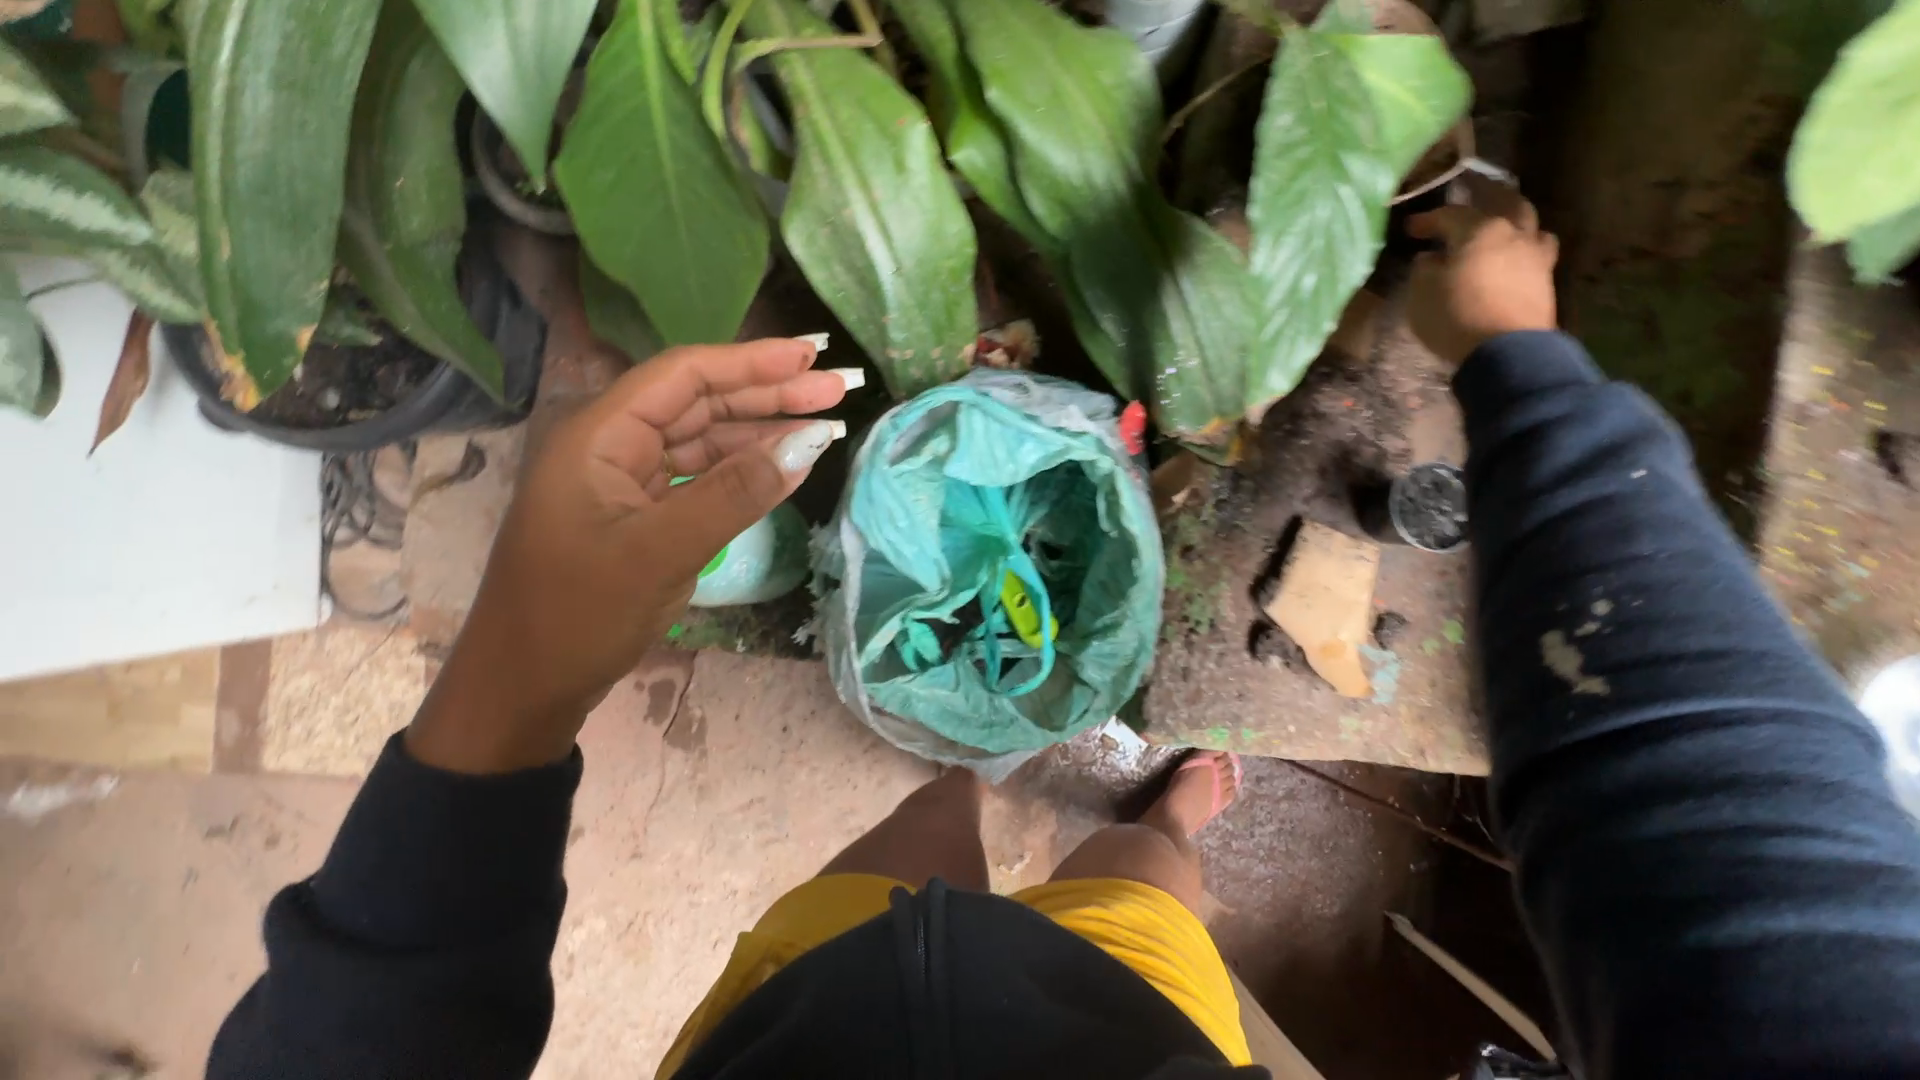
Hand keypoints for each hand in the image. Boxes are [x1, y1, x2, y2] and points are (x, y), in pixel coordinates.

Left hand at [408, 339, 855, 772]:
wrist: (524, 686)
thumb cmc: (578, 615)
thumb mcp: (660, 552)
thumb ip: (736, 493)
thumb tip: (810, 443)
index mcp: (599, 434)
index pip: (684, 375)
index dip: (751, 362)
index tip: (810, 357)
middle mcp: (611, 444)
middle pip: (699, 402)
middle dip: (767, 393)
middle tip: (834, 388)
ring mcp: (625, 480)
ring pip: (703, 439)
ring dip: (760, 430)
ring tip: (822, 422)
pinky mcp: (638, 513)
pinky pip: (698, 477)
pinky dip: (740, 470)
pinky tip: (780, 466)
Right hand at [1405, 175, 1559, 364]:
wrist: (1506, 351)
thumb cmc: (1455, 317)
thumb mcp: (1421, 295)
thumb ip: (1424, 271)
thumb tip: (1431, 259)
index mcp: (1480, 230)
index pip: (1451, 215)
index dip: (1428, 220)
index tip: (1411, 229)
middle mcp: (1513, 233)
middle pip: (1505, 202)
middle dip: (1485, 199)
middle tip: (1470, 201)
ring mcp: (1535, 255)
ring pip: (1529, 224)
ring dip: (1513, 221)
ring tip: (1500, 228)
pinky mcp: (1546, 279)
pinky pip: (1536, 251)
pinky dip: (1522, 248)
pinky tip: (1512, 257)